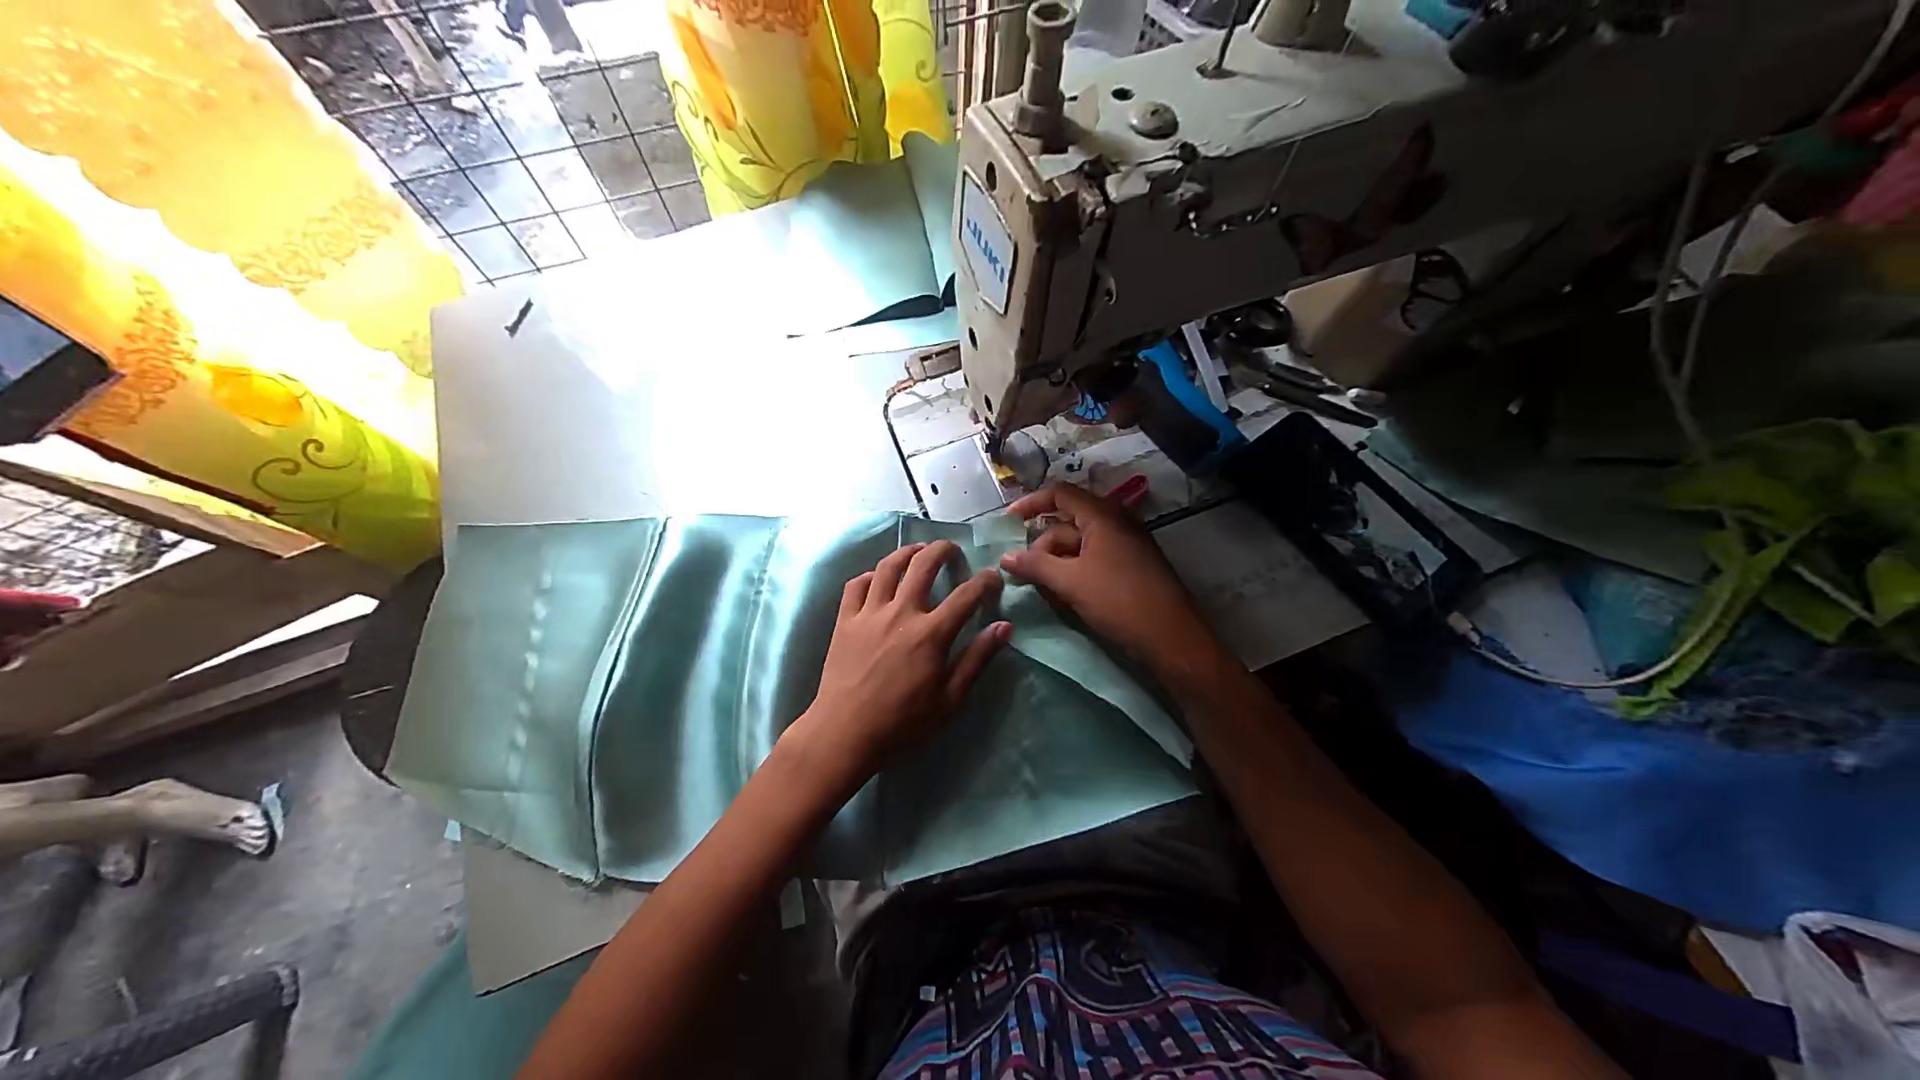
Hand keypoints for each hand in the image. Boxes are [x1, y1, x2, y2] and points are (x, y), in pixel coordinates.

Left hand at [783, 540, 1010, 783]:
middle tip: (953, 551)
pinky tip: (877, 579)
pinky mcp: (845, 620)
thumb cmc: (903, 723)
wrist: (845, 733)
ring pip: (888, 566)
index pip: (967, 594)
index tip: (993, 578)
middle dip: (943, 550)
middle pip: (924, 564)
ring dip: (907, 552)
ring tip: (918, 551)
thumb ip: (977, 659)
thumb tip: (1004, 626)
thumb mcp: (950, 699)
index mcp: (931, 633)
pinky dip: (870, 576)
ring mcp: (869, 613)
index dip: (985, 581)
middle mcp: (901, 613)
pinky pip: (856, 585)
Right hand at [999, 482, 1223, 678]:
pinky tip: (1064, 598)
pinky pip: (1094, 561)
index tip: (1007, 522)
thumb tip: (1005, 557)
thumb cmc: (1120, 602)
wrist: (1172, 638)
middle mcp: (1116, 522)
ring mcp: (1126, 545)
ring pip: (1079, 546)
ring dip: (1056, 564)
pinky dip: (1074, 573)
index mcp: (1103, 516)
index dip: (1031, 503)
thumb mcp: (1071, 582)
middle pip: (1067, 523)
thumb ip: (1035, 565)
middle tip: (1022, 571)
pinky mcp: (1131, 567)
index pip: (1060, 494)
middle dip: (1041, 545)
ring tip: (1042, 590)